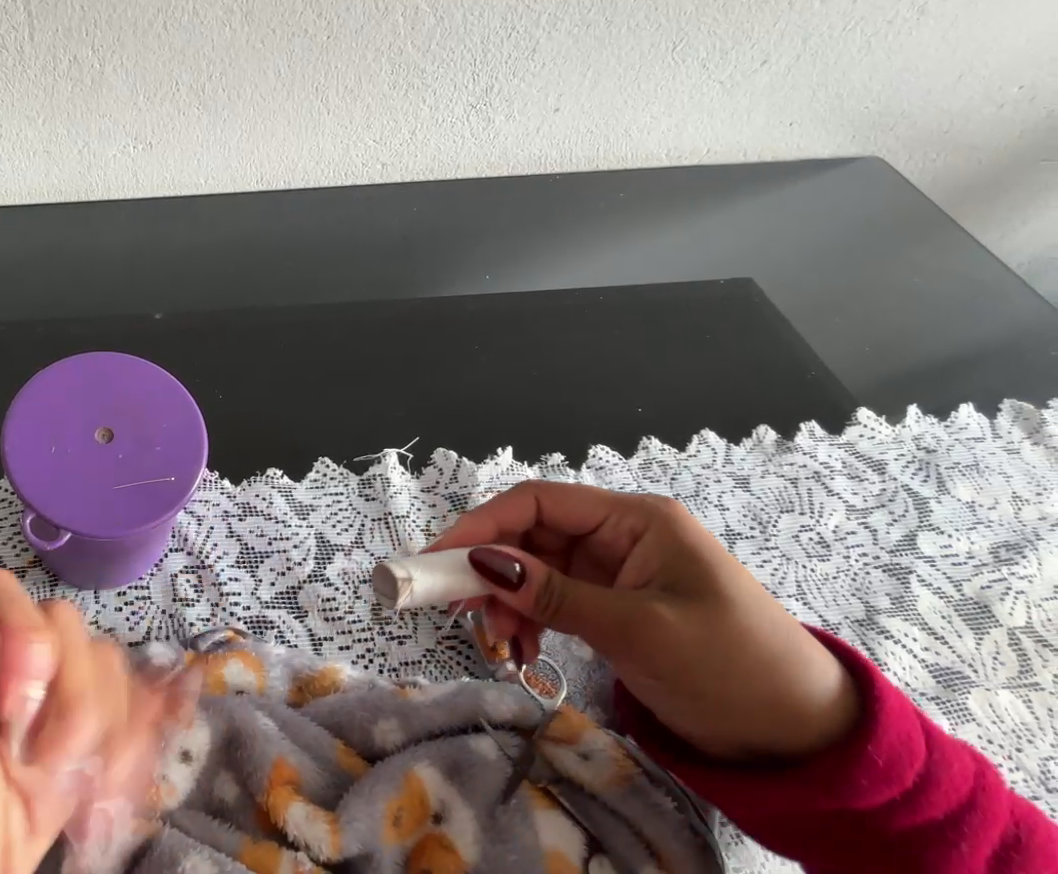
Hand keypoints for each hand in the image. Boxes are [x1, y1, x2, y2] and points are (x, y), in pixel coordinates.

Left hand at [0, 568, 189, 873]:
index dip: (20, 631)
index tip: (26, 706)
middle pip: (59, 622)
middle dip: (70, 693)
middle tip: (47, 763)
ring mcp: (41, 693)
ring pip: (102, 660)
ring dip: (103, 725)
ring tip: (73, 786)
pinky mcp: (78, 730)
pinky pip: (128, 705)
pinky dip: (131, 744)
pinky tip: (106, 790)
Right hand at [426, 480, 860, 761]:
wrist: (805, 740)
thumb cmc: (732, 668)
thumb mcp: (637, 630)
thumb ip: (554, 594)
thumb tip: (479, 562)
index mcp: (635, 521)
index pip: (537, 503)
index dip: (481, 524)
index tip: (438, 559)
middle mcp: (619, 536)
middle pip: (529, 536)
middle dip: (490, 572)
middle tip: (460, 612)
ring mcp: (614, 571)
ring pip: (533, 570)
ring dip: (505, 602)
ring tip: (499, 645)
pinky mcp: (611, 605)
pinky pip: (549, 600)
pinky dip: (527, 620)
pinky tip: (521, 651)